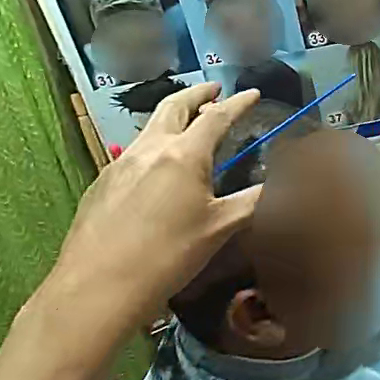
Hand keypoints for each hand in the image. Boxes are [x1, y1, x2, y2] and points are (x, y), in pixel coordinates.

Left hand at [31, 84, 264, 346]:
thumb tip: (285, 185)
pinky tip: (158, 168)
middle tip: (213, 89)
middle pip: (173, 106)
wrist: (95, 290)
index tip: (252, 92)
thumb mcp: (221, 228)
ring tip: (188, 123)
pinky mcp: (101, 184)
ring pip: (150, 127)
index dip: (238, 102)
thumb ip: (254, 201)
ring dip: (173, 117)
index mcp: (183, 155)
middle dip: (196, 94)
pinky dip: (155, 145)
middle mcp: (150, 149)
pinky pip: (134, 152)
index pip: (217, 116)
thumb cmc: (167, 256)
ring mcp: (120, 165)